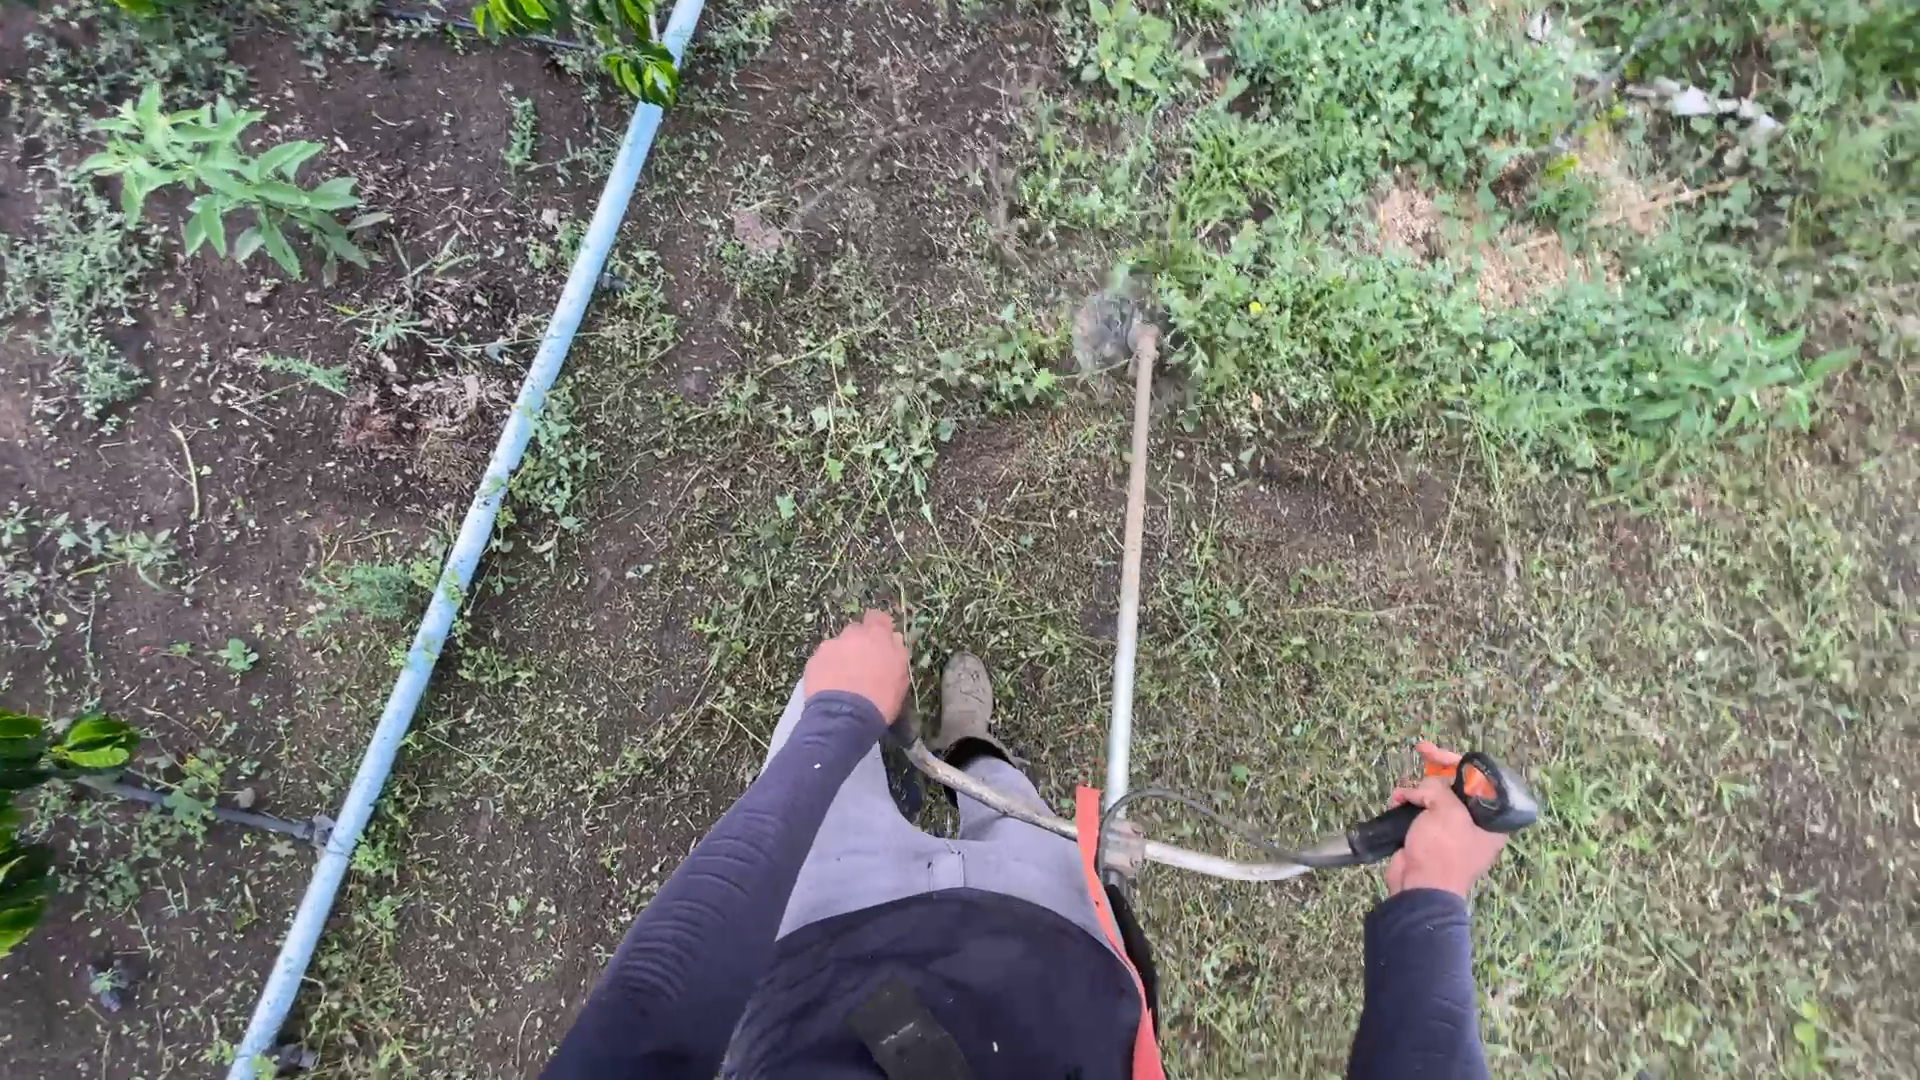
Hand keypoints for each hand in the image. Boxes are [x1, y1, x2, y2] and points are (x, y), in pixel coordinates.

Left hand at [803, 609, 910, 721]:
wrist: (844, 718)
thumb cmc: (880, 699)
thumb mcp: (900, 677)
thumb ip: (897, 653)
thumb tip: (893, 639)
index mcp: (877, 635)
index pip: (877, 617)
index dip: (878, 627)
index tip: (880, 640)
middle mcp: (852, 635)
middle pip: (856, 631)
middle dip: (859, 643)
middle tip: (862, 664)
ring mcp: (830, 646)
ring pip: (838, 646)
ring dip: (842, 656)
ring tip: (843, 680)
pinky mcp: (813, 661)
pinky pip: (822, 660)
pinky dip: (826, 668)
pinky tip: (830, 686)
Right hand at [1384, 741, 1506, 897]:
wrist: (1421, 886)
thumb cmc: (1443, 850)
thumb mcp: (1447, 812)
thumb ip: (1439, 789)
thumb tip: (1423, 789)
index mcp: (1492, 819)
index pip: (1480, 780)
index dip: (1458, 761)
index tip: (1437, 751)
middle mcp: (1475, 822)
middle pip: (1456, 785)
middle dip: (1436, 769)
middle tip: (1420, 751)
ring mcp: (1451, 828)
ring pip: (1434, 795)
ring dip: (1415, 788)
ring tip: (1401, 795)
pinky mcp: (1429, 833)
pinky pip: (1420, 808)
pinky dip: (1407, 801)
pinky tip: (1396, 803)